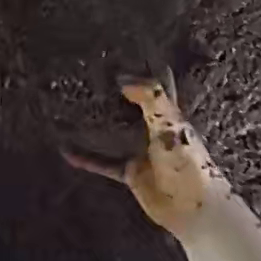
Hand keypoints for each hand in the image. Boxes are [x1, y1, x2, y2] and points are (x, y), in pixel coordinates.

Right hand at [64, 73, 231, 239]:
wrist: (194, 209)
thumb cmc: (188, 163)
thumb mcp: (171, 125)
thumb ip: (151, 98)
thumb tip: (122, 78)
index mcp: (169, 114)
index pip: (159, 84)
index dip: (147, 66)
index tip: (126, 51)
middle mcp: (153, 129)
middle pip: (131, 105)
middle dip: (114, 93)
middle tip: (87, 77)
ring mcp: (140, 150)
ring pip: (113, 132)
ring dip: (95, 124)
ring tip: (71, 109)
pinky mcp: (130, 171)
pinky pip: (103, 162)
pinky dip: (86, 158)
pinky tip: (66, 151)